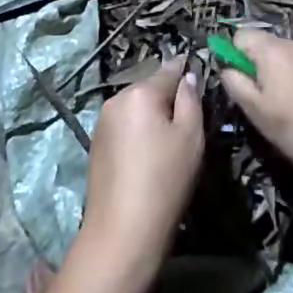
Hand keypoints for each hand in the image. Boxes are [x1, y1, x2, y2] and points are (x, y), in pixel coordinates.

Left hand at [78, 59, 203, 272]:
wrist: (123, 226)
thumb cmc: (165, 178)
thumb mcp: (190, 137)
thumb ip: (190, 100)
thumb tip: (187, 75)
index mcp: (139, 92)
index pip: (167, 70)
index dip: (184, 68)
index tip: (196, 66)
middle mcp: (115, 99)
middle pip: (148, 87)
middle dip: (166, 93)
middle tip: (189, 111)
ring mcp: (102, 121)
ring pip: (134, 106)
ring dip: (151, 112)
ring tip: (170, 133)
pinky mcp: (96, 143)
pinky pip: (123, 124)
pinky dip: (137, 129)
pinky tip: (148, 150)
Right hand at [217, 30, 292, 195]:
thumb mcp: (255, 112)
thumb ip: (234, 83)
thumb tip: (229, 68)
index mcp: (275, 51)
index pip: (242, 35)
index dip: (236, 55)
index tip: (243, 82)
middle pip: (271, 46)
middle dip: (264, 66)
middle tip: (269, 101)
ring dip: (289, 74)